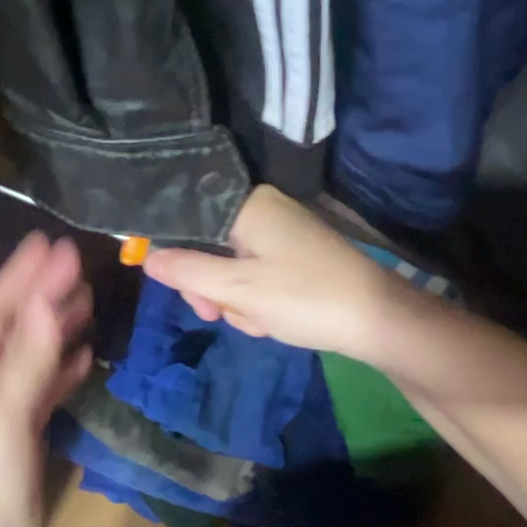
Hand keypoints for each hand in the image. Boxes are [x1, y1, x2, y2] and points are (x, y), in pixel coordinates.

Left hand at [0, 232, 92, 526]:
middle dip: (42, 293)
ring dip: (55, 325)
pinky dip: (62, 369)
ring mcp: (2, 407)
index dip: (22, 275)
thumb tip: (49, 297)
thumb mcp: (5, 411)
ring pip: (32, 353)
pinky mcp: (22, 432)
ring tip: (85, 299)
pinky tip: (83, 356)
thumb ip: (30, 356)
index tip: (51, 242)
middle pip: (15, 325)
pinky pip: (44, 387)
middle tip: (76, 262)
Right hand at [143, 185, 423, 359]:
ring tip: (257, 322)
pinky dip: (256, 300)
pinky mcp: (296, 256)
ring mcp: (282, 233)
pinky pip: (256, 274)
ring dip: (235, 300)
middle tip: (217, 315)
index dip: (175, 256)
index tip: (181, 291)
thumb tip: (147, 257)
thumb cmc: (305, 297)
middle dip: (210, 288)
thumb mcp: (237, 290)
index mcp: (248, 204)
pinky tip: (271, 320)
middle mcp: (263, 209)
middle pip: (208, 247)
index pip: (188, 219)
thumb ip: (186, 272)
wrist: (379, 321)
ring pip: (231, 267)